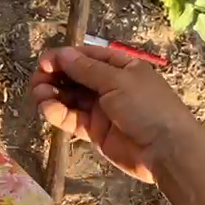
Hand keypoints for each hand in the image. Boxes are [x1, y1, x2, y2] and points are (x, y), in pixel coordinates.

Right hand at [29, 43, 203, 183]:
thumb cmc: (147, 106)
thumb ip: (87, 70)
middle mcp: (110, 85)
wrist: (166, 151)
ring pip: (71, 97)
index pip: (88, 57)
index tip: (45, 61)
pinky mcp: (95, 131)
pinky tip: (46, 107)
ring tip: (37, 93)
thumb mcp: (118, 81)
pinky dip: (58, 112)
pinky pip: (73, 118)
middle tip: (37, 79)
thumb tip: (63, 54)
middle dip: (56, 76)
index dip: (66, 57)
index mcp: (122, 67)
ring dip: (53, 93)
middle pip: (76, 77)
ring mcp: (102, 109)